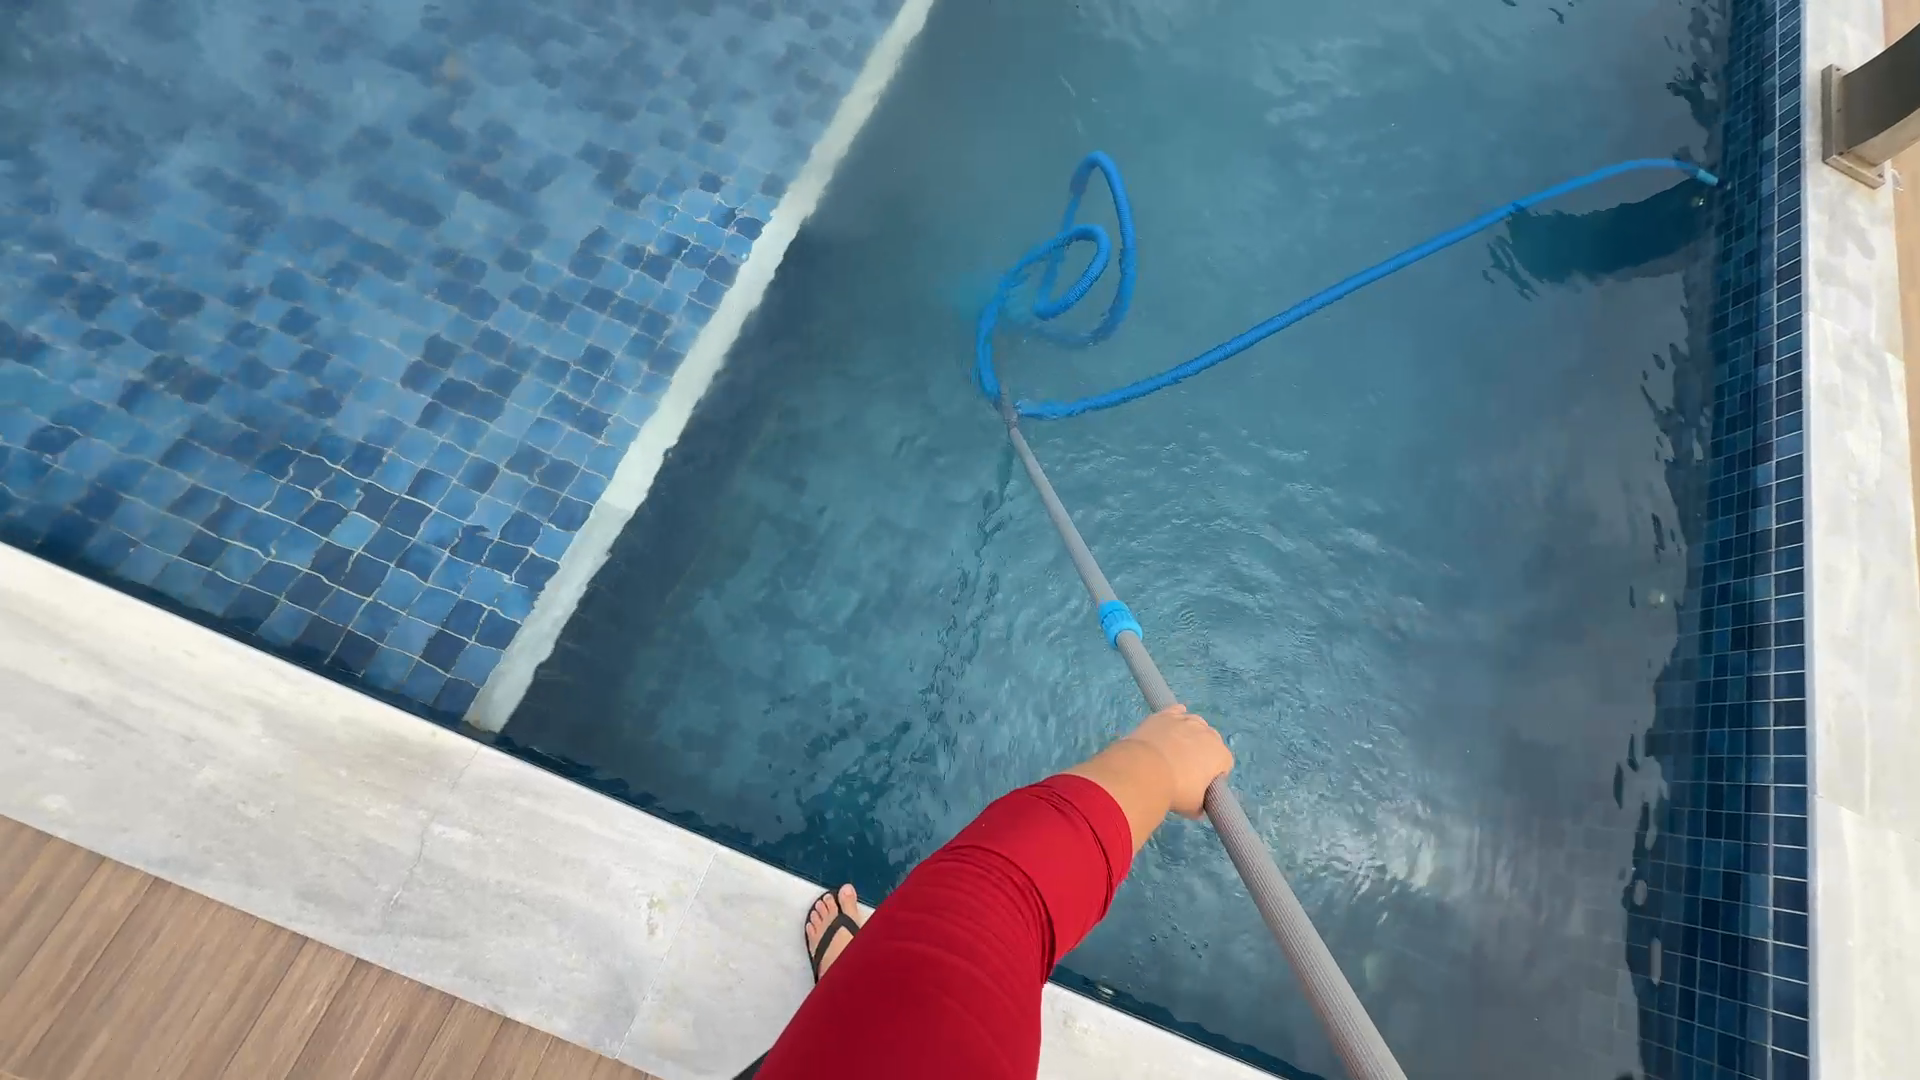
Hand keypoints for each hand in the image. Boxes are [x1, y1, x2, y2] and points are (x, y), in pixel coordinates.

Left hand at [1121, 705, 1232, 817]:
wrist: (1144, 769)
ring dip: (1190, 734)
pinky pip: (1176, 711)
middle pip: (1211, 741)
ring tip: (1177, 748)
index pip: (1224, 763)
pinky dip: (1176, 715)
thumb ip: (1199, 804)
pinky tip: (1172, 720)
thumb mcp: (1193, 806)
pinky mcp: (1165, 714)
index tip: (1201, 784)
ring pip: (1195, 724)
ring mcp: (1185, 721)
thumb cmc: (1175, 789)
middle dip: (1203, 753)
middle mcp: (1206, 733)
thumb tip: (1196, 807)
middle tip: (1187, 769)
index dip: (1214, 774)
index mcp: (1220, 754)